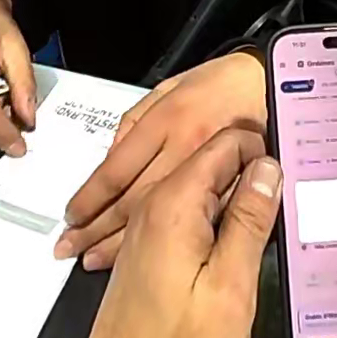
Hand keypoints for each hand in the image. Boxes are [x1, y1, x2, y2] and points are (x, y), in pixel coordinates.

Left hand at [58, 50, 266, 266]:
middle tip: (67, 246)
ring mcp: (206, 175)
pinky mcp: (226, 193)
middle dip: (93, 228)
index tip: (71, 214)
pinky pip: (187, 222)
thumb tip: (114, 151)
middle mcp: (180, 151)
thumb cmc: (222, 81)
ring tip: (89, 256)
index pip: (115, 171)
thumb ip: (139, 117)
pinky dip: (161, 238)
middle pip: (126, 200)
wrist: (269, 81)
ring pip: (154, 216)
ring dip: (116, 239)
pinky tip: (141, 253)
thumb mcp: (173, 84)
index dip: (89, 198)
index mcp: (167, 122)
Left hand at [75, 128, 280, 337]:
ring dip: (237, 207)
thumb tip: (269, 170)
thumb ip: (251, 219)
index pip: (229, 140)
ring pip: (208, 190)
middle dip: (251, 181)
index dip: (263, 154)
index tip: (285, 178)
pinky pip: (194, 217)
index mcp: (174, 203)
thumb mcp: (229, 287)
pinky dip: (218, 227)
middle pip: (217, 161)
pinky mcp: (151, 253)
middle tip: (276, 216)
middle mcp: (155, 207)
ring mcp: (150, 230)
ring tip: (257, 241)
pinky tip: (233, 260)